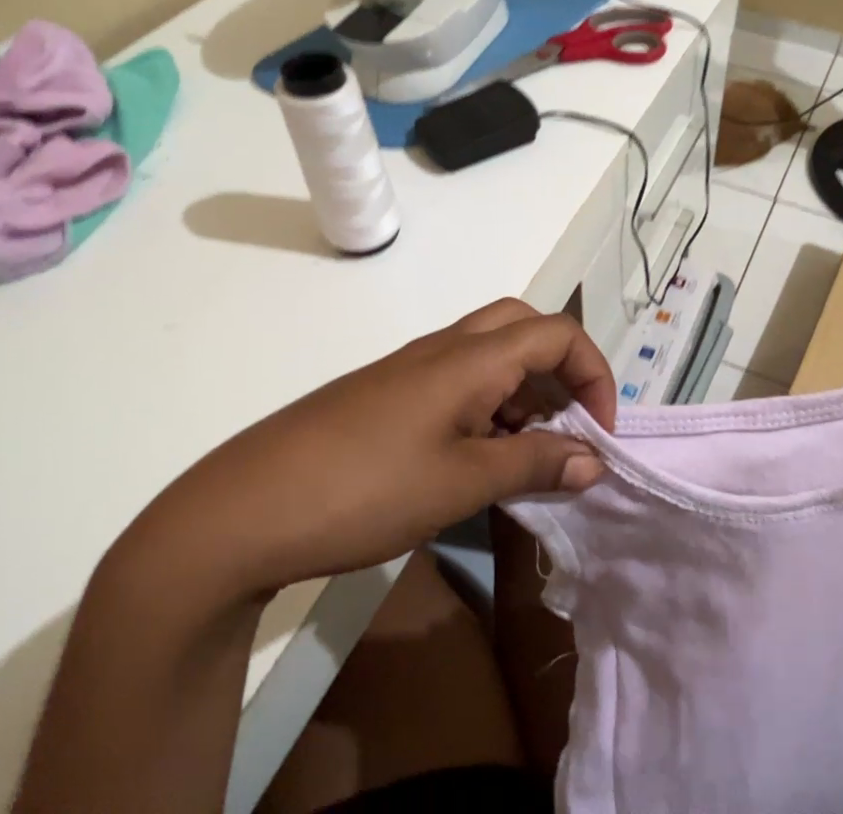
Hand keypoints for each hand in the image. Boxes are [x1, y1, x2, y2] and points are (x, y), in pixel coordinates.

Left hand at [116, 298, 614, 600]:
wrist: (242, 512)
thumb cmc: (365, 490)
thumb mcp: (463, 484)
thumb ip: (535, 464)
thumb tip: (593, 460)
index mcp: (468, 358)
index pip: (557, 334)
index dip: (595, 375)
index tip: (600, 436)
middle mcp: (441, 350)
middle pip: (522, 330)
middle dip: (561, 371)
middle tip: (569, 428)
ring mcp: (406, 373)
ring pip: (488, 359)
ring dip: (524, 394)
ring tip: (530, 457)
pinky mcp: (383, 400)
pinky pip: (456, 386)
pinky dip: (488, 411)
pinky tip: (478, 464)